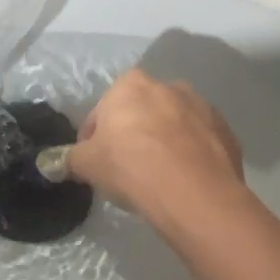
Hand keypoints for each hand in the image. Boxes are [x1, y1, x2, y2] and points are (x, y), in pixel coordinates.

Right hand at [66, 69, 245, 220]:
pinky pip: (199, 142)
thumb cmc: (130, 167)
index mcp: (130, 85)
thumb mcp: (86, 165)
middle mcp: (168, 86)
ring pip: (173, 125)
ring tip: (156, 176)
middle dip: (132, 134)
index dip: (94, 137)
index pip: (102, 109)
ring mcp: (203, 107)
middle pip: (140, 112)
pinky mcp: (226, 131)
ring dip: (163, 142)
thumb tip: (52, 162)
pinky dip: (189, 156)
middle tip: (125, 168)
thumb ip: (68, 159)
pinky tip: (181, 181)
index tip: (95, 161)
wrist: (193, 193)